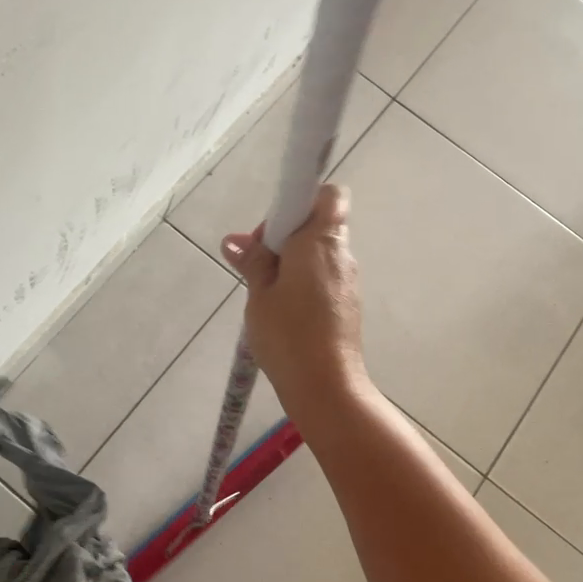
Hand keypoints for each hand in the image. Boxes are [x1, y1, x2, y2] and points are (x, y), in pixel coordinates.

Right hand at [221, 183, 367, 400]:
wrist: (326, 386)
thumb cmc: (288, 335)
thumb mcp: (259, 296)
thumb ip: (252, 262)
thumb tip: (235, 240)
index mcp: (321, 242)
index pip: (328, 195)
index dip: (300, 201)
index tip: (271, 231)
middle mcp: (341, 255)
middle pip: (319, 224)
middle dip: (287, 235)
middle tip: (257, 264)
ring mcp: (348, 281)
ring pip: (319, 254)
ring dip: (293, 262)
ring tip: (264, 292)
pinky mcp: (347, 305)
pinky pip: (323, 278)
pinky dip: (302, 283)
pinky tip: (281, 311)